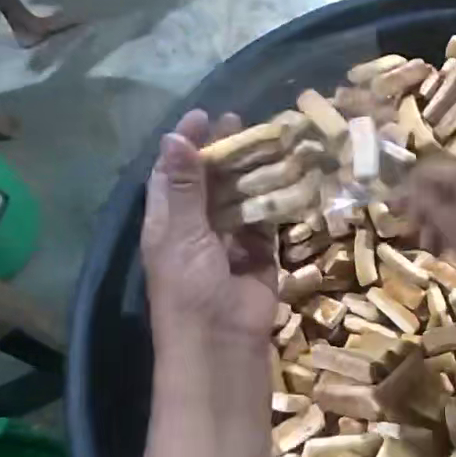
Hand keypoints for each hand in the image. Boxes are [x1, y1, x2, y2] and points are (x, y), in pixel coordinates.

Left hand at [140, 109, 277, 339]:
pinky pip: (268, 221)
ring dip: (253, 173)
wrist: (222, 340)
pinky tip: (287, 177)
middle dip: (223, 153)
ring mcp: (231, 241)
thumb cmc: (189, 287)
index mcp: (168, 221)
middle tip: (241, 122)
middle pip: (210, 181)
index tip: (203, 116)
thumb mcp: (180, 233)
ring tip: (269, 143)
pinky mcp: (261, 254)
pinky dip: (276, 202)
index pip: (174, 172)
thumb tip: (174, 137)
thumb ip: (184, 187)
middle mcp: (198, 226)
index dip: (185, 144)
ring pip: (241, 198)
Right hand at [404, 158, 455, 286]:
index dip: (407, 192)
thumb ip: (424, 204)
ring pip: (450, 201)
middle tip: (413, 234)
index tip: (394, 213)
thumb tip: (404, 192)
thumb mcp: (447, 224)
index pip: (424, 172)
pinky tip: (446, 248)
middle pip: (437, 186)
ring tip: (430, 248)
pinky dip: (452, 226)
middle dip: (422, 211)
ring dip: (436, 222)